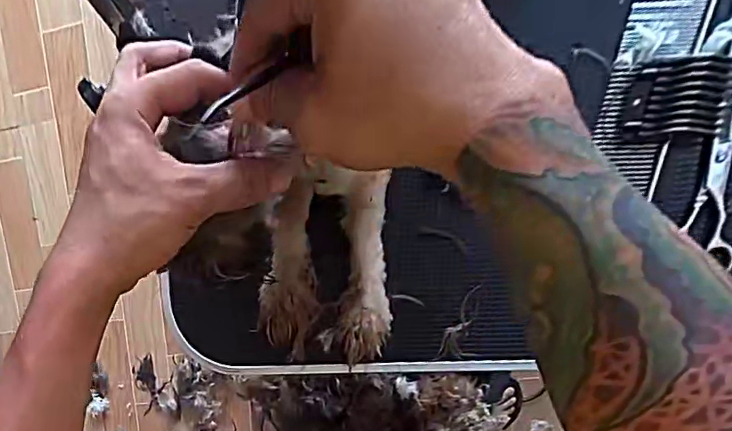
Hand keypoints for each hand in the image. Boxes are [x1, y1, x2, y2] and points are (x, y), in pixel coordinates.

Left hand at [48, 43, 295, 302]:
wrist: (92, 268)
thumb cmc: (123, 228)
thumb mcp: (191, 198)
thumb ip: (238, 180)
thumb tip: (275, 169)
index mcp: (126, 109)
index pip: (179, 74)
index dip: (217, 81)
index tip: (246, 98)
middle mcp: (113, 120)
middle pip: (141, 66)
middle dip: (175, 62)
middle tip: (207, 72)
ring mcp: (112, 148)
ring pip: (139, 102)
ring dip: (168, 96)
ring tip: (201, 107)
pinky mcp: (117, 174)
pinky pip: (141, 137)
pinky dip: (164, 131)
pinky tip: (185, 152)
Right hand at [230, 0, 570, 175]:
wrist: (484, 114)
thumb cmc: (410, 108)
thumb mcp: (317, 119)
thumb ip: (275, 103)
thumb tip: (262, 99)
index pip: (262, 11)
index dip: (249, 59)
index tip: (248, 91)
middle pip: (303, 5)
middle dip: (287, 55)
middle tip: (284, 100)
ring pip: (340, 10)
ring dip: (323, 49)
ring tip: (326, 98)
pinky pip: (377, 12)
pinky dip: (359, 42)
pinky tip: (361, 82)